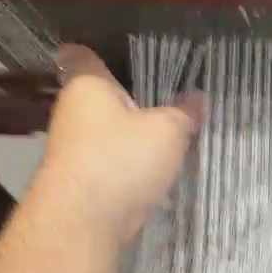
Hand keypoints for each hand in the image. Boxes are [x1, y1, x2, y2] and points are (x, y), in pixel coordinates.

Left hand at [34, 45, 204, 242]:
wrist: (85, 220)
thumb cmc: (121, 158)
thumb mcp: (167, 131)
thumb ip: (184, 113)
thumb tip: (198, 98)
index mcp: (88, 88)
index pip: (81, 58)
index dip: (92, 53)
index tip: (104, 52)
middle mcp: (73, 114)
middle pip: (100, 101)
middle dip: (126, 103)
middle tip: (161, 102)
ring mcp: (73, 150)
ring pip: (107, 136)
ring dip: (130, 139)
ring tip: (168, 142)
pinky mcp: (82, 182)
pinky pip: (111, 165)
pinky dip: (130, 168)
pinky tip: (156, 176)